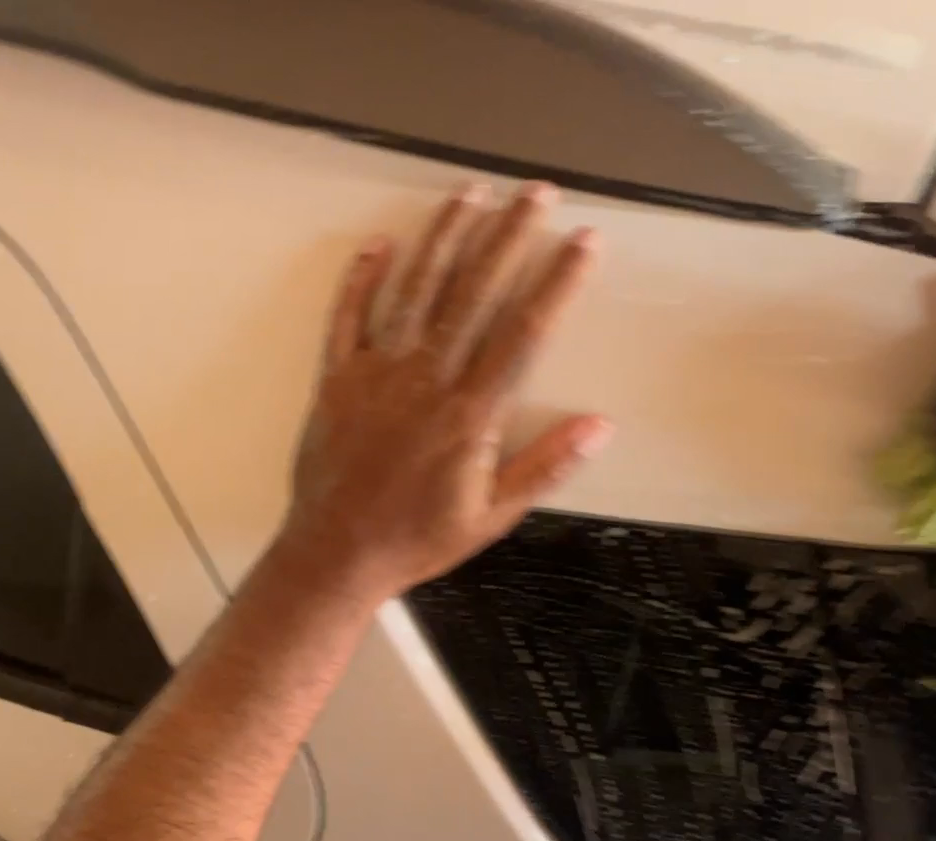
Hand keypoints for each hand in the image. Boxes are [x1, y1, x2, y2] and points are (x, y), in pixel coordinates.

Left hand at [270, 181, 610, 600]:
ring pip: (413, 293)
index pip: (523, 332)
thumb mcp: (491, 517)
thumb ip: (544, 468)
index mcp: (469, 413)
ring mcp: (375, 375)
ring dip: (442, 240)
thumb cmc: (416, 540)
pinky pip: (345, 320)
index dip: (556, 281)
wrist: (336, 554)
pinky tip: (377, 243)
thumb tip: (600, 425)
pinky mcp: (335, 381)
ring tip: (468, 195)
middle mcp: (424, 380)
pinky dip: (359, 280)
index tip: (582, 239)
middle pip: (471, 294)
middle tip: (533, 192)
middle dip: (506, 237)